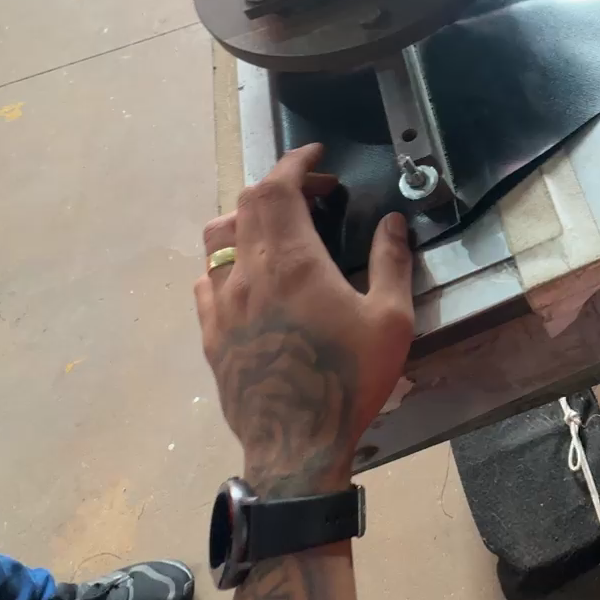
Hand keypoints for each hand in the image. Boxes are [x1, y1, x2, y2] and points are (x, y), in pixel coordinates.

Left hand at [195, 144, 413, 493]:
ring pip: (218, 237)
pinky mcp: (209, 333)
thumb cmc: (350, 377)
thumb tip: (393, 221)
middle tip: (316, 192)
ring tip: (280, 227)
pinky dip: (228, 258)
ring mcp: (220, 304)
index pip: (277, 189)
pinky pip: (206, 278)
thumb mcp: (391, 318)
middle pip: (246, 204)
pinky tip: (252, 276)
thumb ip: (391, 262)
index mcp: (292, 262)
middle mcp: (247, 273)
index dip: (295, 162)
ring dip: (249, 216)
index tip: (316, 155)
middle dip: (280, 184)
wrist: (296, 444)